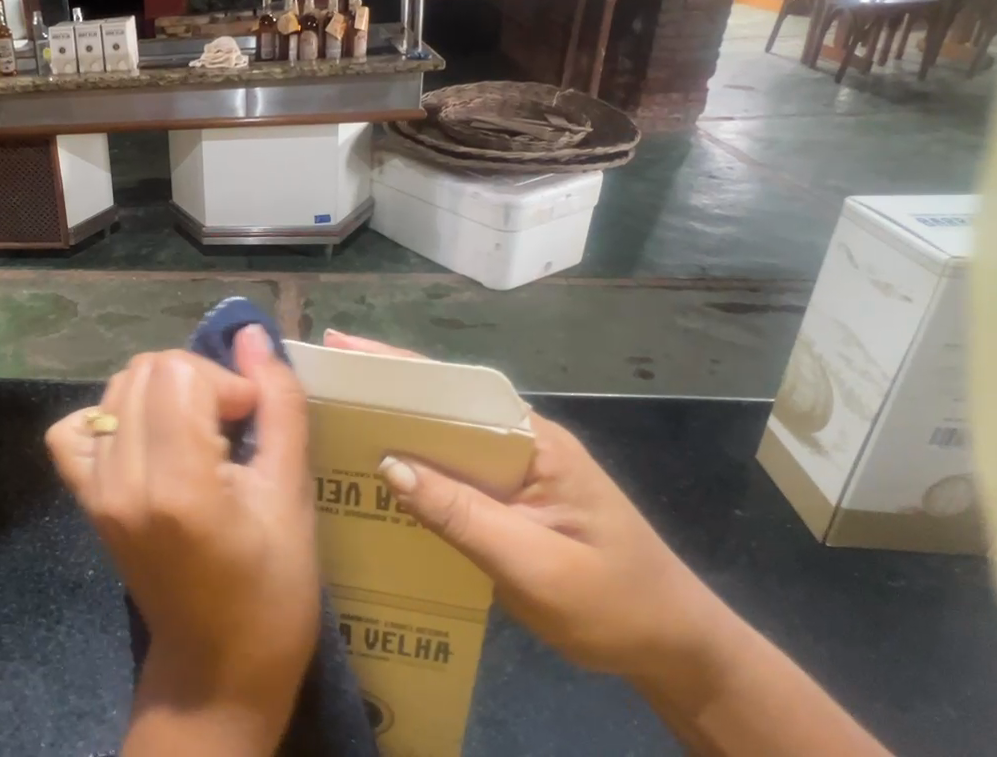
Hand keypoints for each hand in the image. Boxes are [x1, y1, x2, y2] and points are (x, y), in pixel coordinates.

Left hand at [46, 327, 317, 751]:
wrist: (216, 668)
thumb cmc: (272, 590)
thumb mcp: (291, 494)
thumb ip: (278, 405)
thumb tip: (253, 336)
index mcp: (178, 483)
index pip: (179, 371)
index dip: (226, 382)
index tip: (251, 420)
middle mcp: (122, 478)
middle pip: (145, 369)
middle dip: (195, 381)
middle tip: (229, 429)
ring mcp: (95, 489)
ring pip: (116, 388)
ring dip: (161, 393)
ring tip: (195, 436)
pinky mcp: (84, 498)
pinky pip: (75, 428)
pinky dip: (109, 417)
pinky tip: (145, 440)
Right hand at [325, 330, 724, 683]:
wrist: (676, 650)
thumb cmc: (614, 604)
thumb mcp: (533, 564)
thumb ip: (461, 514)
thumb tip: (387, 464)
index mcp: (534, 440)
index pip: (455, 388)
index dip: (394, 365)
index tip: (341, 346)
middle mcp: (522, 441)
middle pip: (443, 403)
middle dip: (382, 385)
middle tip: (320, 375)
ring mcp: (517, 469)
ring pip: (443, 436)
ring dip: (393, 424)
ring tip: (333, 413)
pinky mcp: (511, 497)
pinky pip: (452, 469)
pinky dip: (413, 463)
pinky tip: (375, 471)